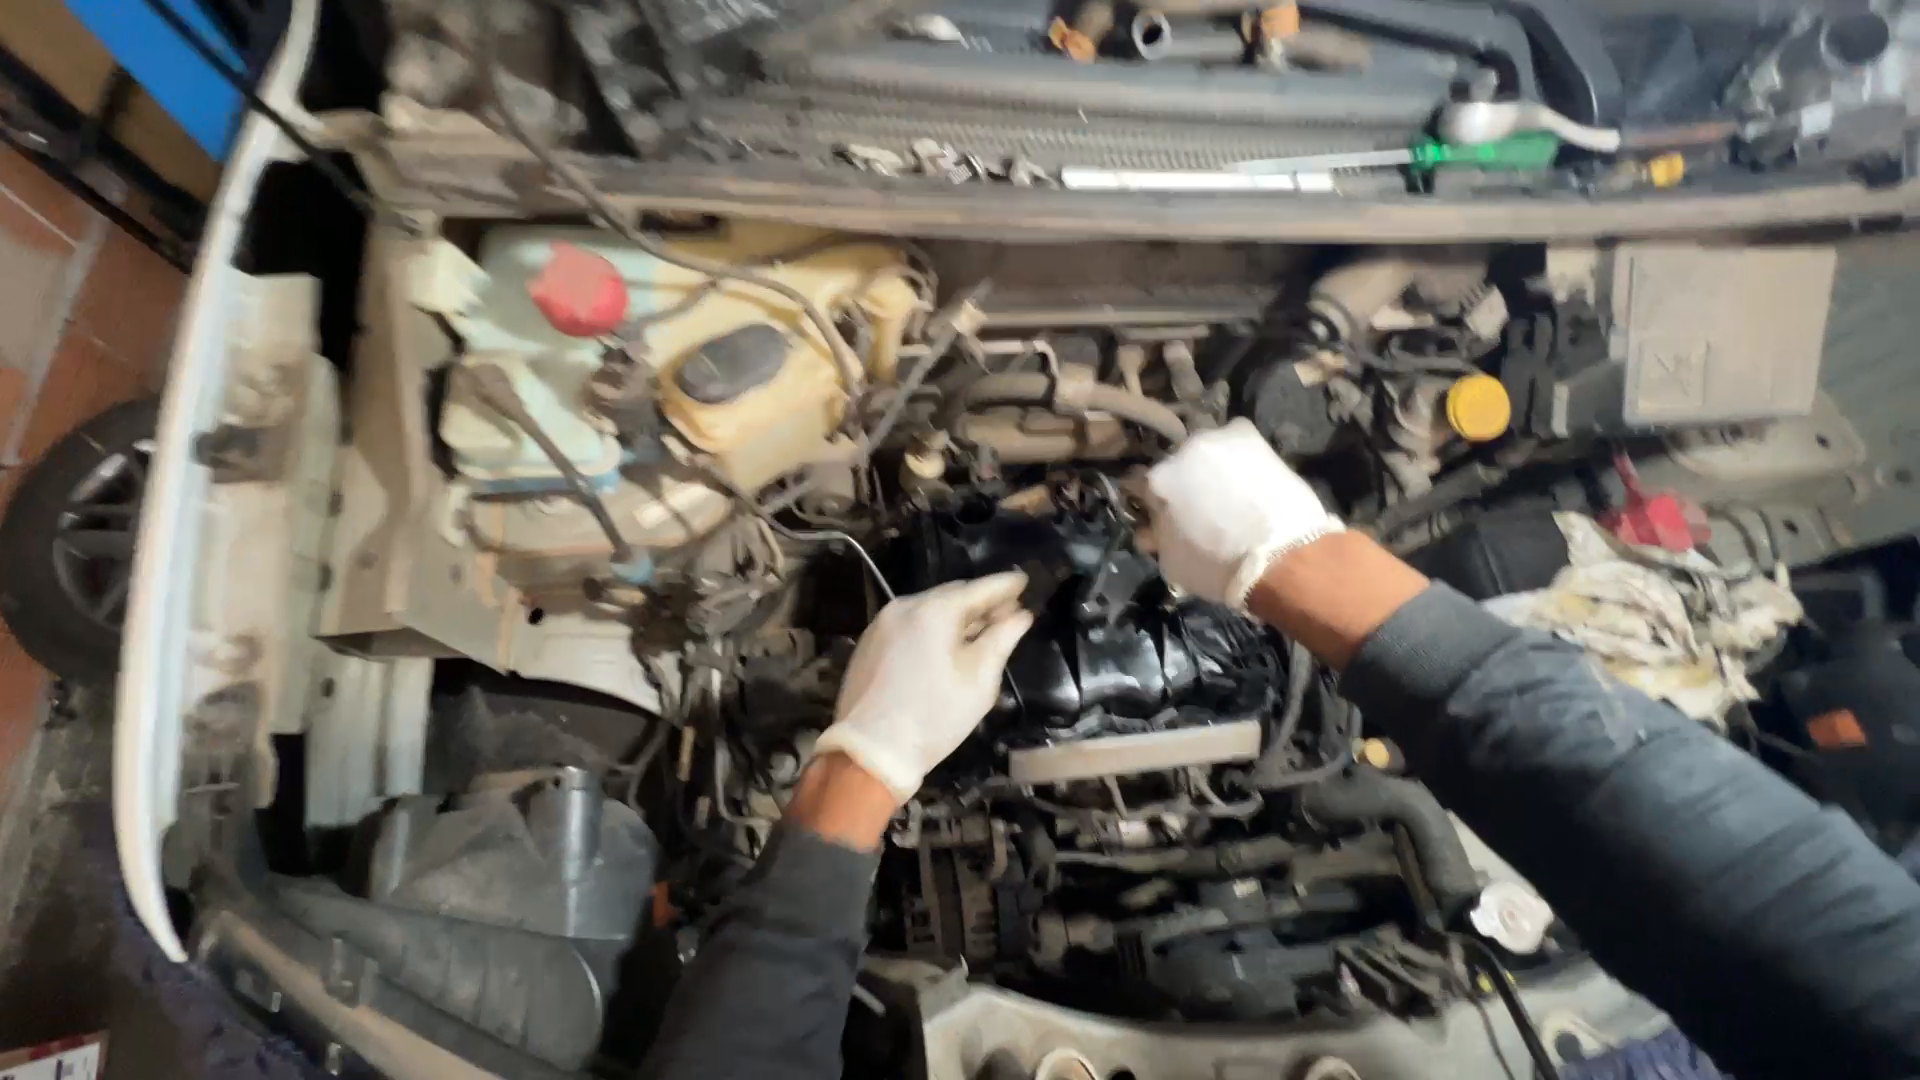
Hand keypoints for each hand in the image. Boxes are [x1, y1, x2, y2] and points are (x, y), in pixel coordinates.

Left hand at [813, 571, 1034, 803]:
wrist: (870, 751)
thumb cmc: (934, 715)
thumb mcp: (980, 679)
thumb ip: (1002, 638)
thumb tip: (1021, 615)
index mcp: (934, 609)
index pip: (979, 588)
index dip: (1005, 585)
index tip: (1025, 581)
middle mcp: (905, 605)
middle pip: (952, 595)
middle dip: (981, 602)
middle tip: (1008, 612)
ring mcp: (882, 623)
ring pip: (929, 609)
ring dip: (956, 616)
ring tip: (980, 631)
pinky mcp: (869, 642)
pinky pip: (910, 624)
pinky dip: (932, 628)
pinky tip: (945, 646)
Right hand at [1143, 418, 1343, 609]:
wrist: (1284, 558)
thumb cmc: (1218, 567)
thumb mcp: (1172, 563)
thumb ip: (1156, 537)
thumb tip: (1153, 530)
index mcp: (1158, 481)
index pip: (1137, 483)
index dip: (1148, 501)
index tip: (1157, 513)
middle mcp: (1183, 451)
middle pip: (1174, 463)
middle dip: (1181, 481)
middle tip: (1196, 505)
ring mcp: (1219, 439)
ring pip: (1205, 451)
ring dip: (1209, 467)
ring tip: (1226, 493)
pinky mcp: (1252, 437)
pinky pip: (1235, 444)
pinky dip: (1237, 458)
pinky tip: (1248, 480)